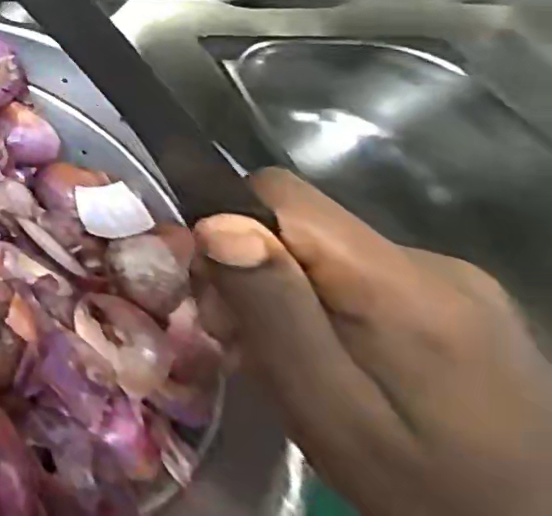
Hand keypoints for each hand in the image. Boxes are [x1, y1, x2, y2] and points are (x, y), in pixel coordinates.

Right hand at [193, 169, 551, 515]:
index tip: (217, 295)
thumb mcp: (325, 404)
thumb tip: (215, 223)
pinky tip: (324, 354)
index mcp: (402, 283)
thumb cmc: (416, 481)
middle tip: (237, 336)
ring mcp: (456, 284)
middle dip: (246, 267)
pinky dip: (315, 302)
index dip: (225, 228)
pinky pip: (351, 272)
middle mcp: (435, 265)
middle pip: (293, 221)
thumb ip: (272, 306)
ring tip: (279, 355)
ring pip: (317, 248)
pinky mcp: (459, 304)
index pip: (277, 194)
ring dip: (277, 289)